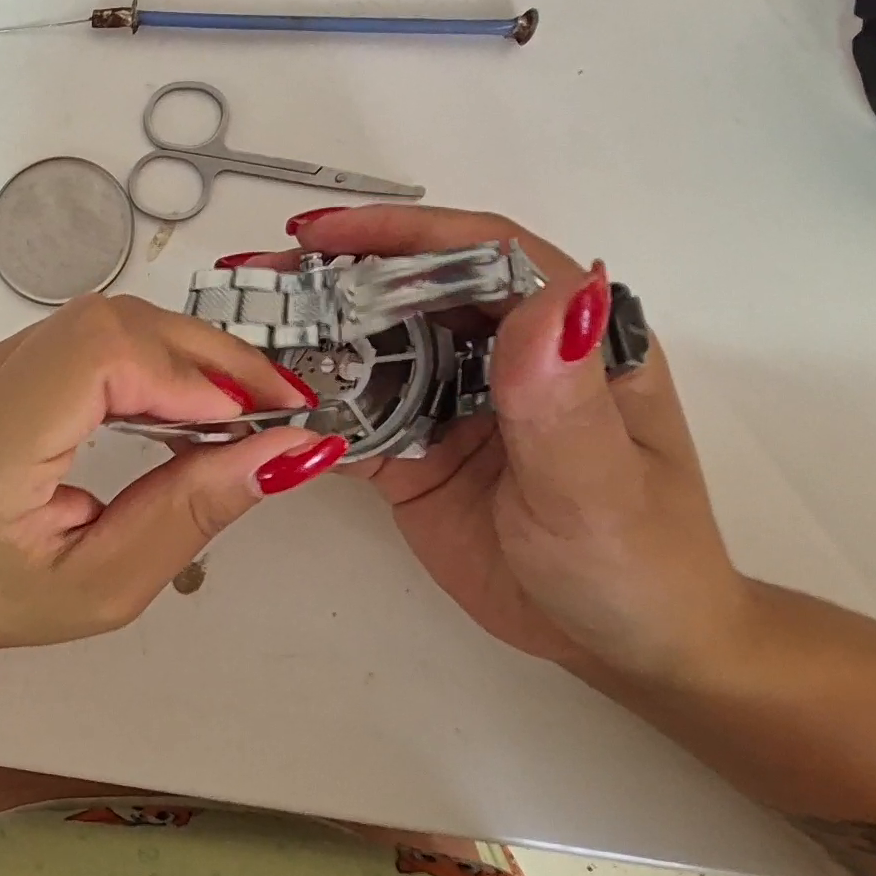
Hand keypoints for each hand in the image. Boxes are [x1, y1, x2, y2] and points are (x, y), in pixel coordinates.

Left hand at [0, 295, 344, 650]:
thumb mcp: (102, 588)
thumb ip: (187, 515)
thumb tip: (286, 451)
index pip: (93, 357)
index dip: (186, 371)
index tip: (255, 418)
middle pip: (102, 324)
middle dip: (203, 357)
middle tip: (271, 409)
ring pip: (93, 323)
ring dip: (175, 356)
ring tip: (230, 412)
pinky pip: (71, 339)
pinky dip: (136, 361)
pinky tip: (169, 404)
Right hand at [282, 206, 750, 674]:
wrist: (611, 641)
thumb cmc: (634, 564)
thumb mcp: (599, 489)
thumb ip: (562, 405)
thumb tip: (545, 301)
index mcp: (568, 343)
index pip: (485, 259)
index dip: (404, 235)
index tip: (321, 236)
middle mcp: (501, 361)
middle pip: (410, 296)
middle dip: (332, 281)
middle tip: (254, 282)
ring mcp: (449, 405)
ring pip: (371, 352)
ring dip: (307, 341)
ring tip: (240, 336)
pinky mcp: (410, 452)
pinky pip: (348, 418)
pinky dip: (304, 412)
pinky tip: (258, 408)